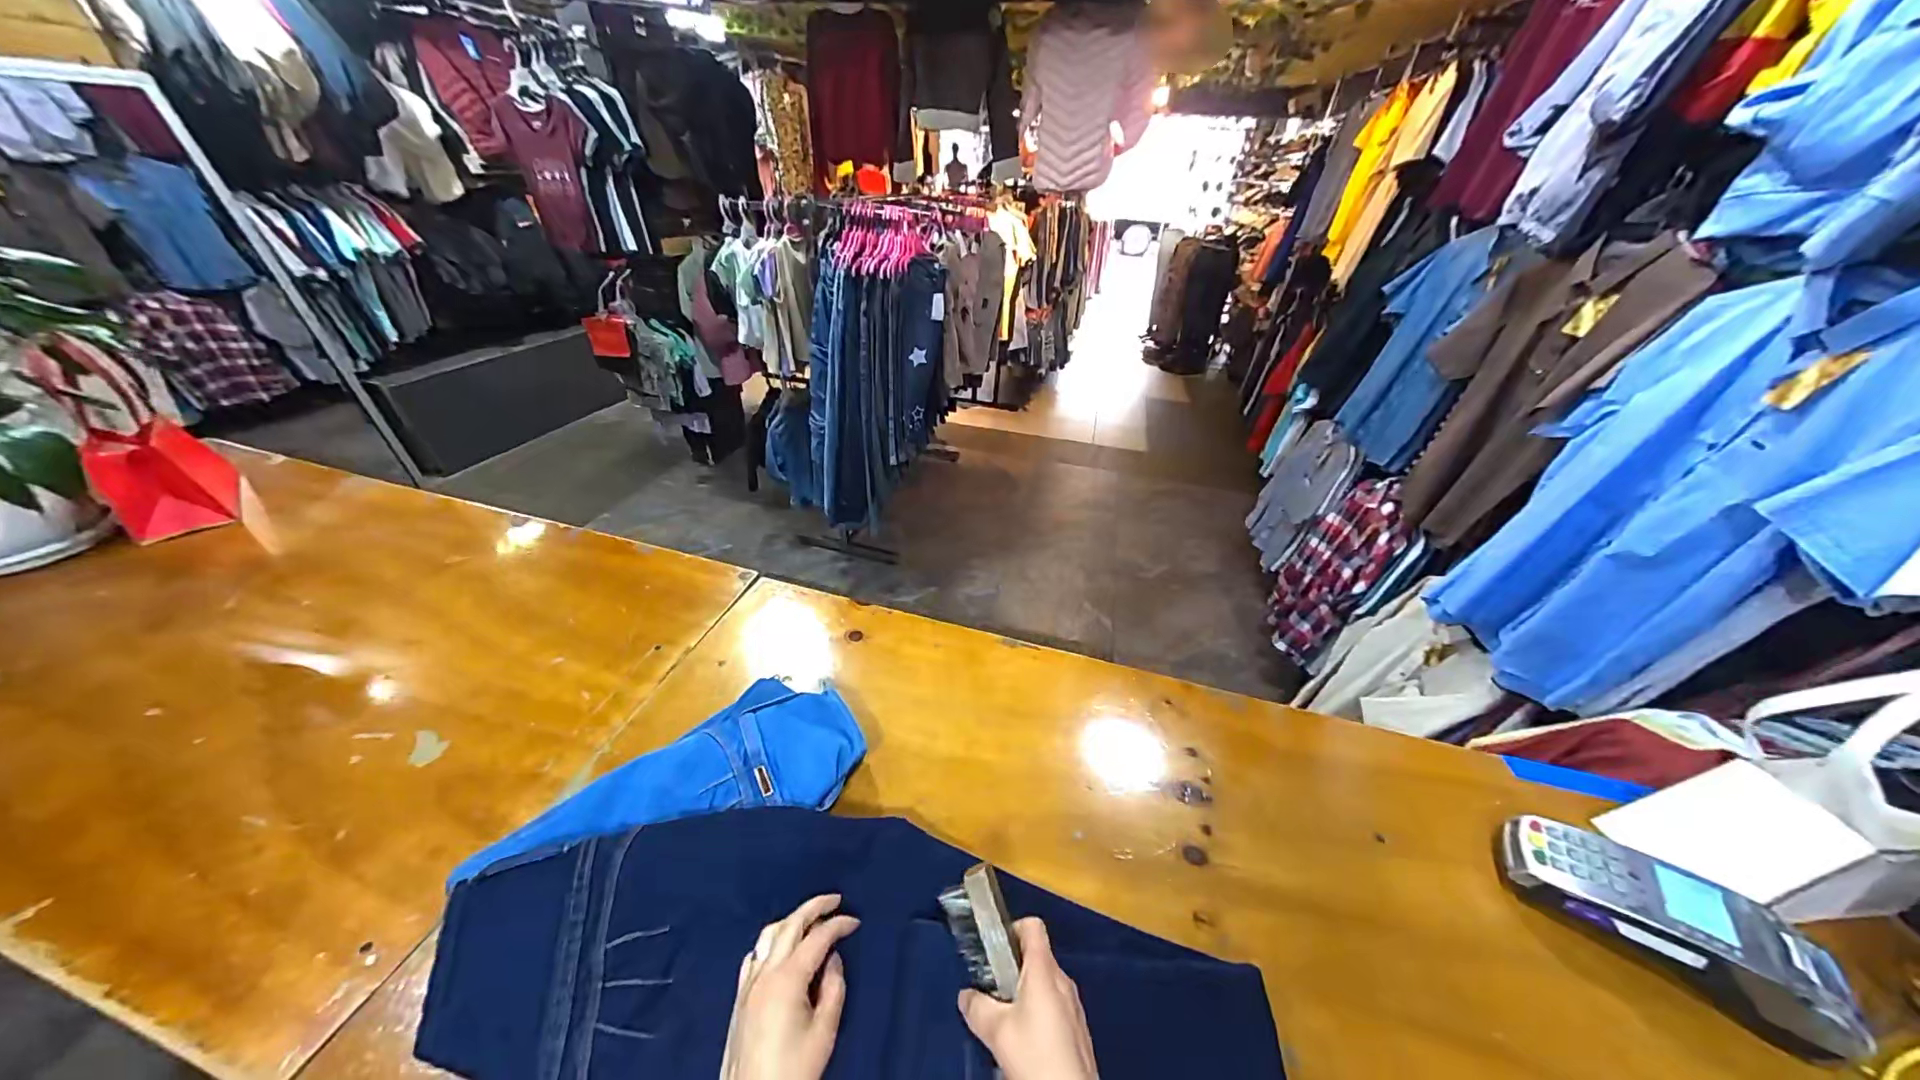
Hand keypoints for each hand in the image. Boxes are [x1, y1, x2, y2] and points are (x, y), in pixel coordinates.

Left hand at [719, 894, 859, 1079]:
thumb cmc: (793, 1070)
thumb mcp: (825, 1030)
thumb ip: (834, 987)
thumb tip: (832, 959)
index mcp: (787, 978)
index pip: (817, 937)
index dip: (839, 924)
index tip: (855, 922)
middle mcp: (765, 973)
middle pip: (790, 924)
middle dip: (814, 907)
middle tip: (835, 901)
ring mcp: (748, 984)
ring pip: (769, 935)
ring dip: (792, 921)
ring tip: (811, 920)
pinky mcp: (740, 997)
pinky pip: (755, 955)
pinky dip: (772, 942)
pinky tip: (782, 948)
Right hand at [956, 918, 1098, 1079]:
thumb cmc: (1036, 1056)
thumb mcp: (996, 1031)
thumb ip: (977, 1007)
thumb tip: (966, 996)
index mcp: (1044, 970)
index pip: (1032, 926)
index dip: (1011, 929)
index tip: (994, 950)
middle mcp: (1062, 981)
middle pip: (1035, 957)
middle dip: (1011, 969)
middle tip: (991, 990)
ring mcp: (1073, 1005)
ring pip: (1044, 984)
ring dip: (1023, 994)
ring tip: (1005, 1020)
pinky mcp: (1077, 1028)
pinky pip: (1054, 1006)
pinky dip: (1037, 1013)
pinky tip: (1025, 1041)